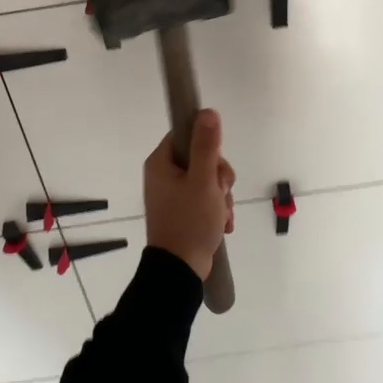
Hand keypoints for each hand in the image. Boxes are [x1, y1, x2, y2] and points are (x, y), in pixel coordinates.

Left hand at [144, 109, 234, 279]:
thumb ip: (207, 145)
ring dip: (220, 196)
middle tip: (220, 193)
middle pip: (200, 158)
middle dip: (218, 177)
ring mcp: (172, 195)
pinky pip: (205, 199)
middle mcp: (163, 175)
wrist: (179, 271)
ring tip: (220, 215)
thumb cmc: (189, 221)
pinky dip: (216, 209)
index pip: (186, 135)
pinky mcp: (182, 212)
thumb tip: (208, 111)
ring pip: (207, 180)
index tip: (214, 164)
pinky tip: (222, 224)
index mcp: (161, 163)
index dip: (206, 145)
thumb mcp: (203, 180)